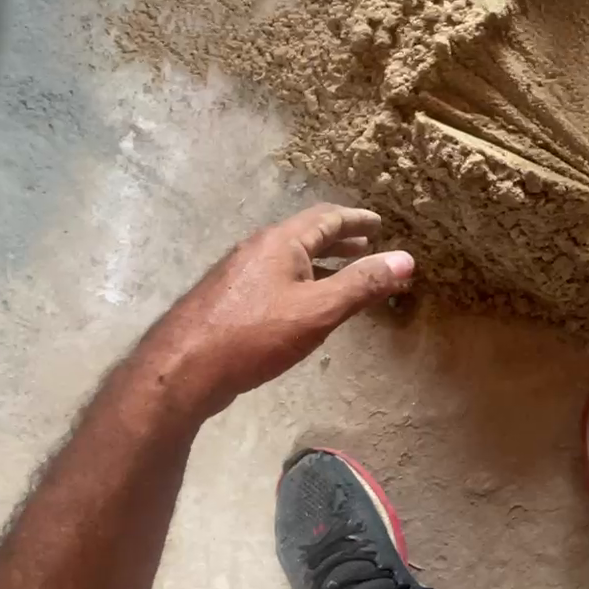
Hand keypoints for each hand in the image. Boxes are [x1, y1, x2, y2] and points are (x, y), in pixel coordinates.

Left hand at [137, 205, 413, 417]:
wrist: (183, 370)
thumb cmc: (255, 334)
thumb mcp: (319, 309)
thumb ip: (362, 284)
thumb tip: (406, 259)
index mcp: (282, 242)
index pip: (327, 218)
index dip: (357, 220)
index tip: (379, 224)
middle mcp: (259, 248)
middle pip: (307, 235)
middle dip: (340, 239)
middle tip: (367, 245)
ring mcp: (240, 273)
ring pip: (291, 258)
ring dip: (322, 262)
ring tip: (345, 273)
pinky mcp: (230, 299)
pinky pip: (278, 277)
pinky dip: (304, 280)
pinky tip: (307, 304)